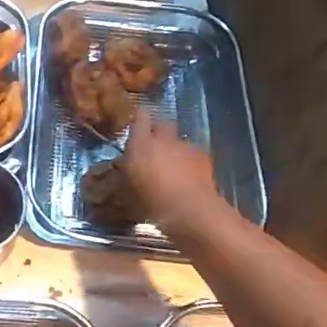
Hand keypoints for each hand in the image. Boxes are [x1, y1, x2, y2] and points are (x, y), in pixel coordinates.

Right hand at [119, 114, 218, 230]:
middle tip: (155, 149)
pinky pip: (193, 152)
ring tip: (175, 167)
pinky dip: (190, 159)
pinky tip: (190, 175)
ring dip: (175, 148)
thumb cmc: (153, 203)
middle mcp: (163, 139)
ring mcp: (185, 145)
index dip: (140, 119)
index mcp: (141, 144)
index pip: (140, 117)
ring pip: (179, 139)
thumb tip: (124, 164)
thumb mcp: (129, 190)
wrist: (190, 209)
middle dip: (159, 133)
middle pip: (162, 125)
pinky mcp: (202, 155)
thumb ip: (127, 171)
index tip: (138, 127)